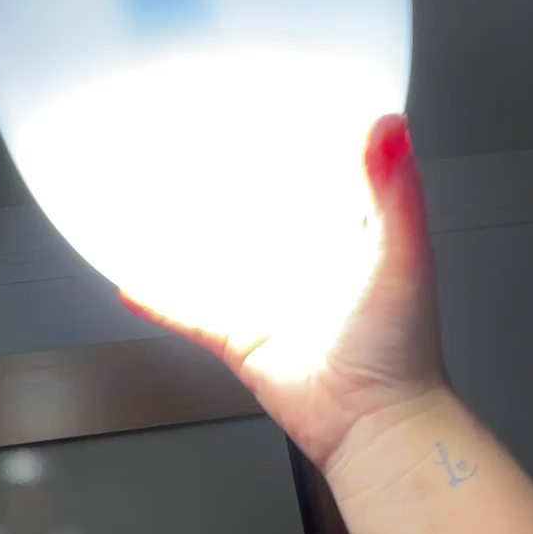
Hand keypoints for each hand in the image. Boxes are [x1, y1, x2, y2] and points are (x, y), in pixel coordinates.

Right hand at [125, 114, 449, 479]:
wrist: (369, 422)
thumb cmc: (397, 348)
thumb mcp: (401, 256)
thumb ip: (395, 193)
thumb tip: (389, 126)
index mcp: (341, 238)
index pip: (312, 180)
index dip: (292, 147)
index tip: (265, 111)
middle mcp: (299, 265)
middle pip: (251, 217)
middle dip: (224, 187)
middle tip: (189, 150)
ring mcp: (265, 300)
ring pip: (212, 263)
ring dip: (181, 241)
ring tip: (147, 207)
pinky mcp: (238, 335)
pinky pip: (190, 313)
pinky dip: (159, 301)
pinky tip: (131, 284)